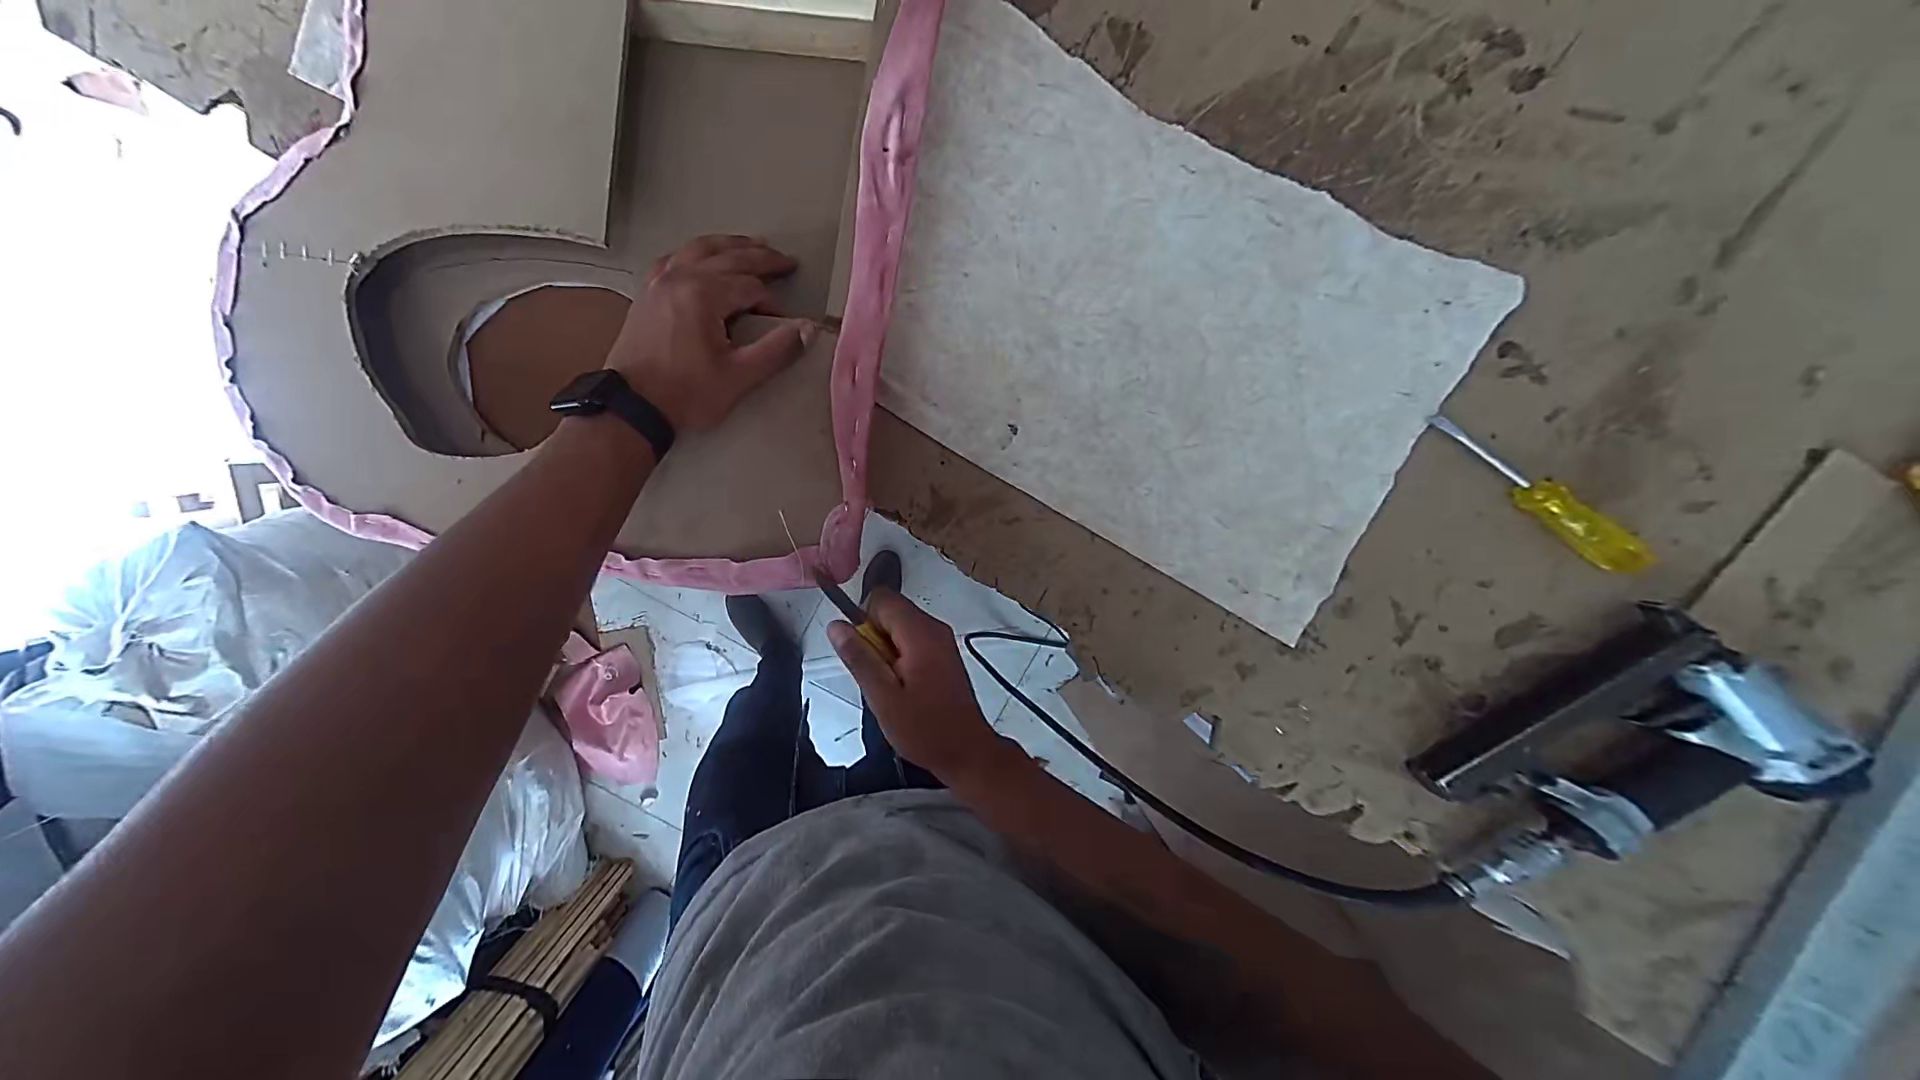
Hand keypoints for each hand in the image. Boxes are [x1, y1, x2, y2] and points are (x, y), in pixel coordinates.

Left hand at [604, 234, 817, 433]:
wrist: (632, 406)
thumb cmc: (687, 393)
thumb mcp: (739, 376)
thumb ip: (777, 350)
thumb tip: (808, 328)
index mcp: (703, 294)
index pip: (751, 287)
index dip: (773, 302)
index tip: (785, 323)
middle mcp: (680, 278)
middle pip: (728, 258)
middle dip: (761, 258)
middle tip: (786, 262)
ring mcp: (659, 283)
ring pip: (699, 250)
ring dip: (729, 245)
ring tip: (752, 245)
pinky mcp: (647, 295)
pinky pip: (673, 260)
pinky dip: (694, 254)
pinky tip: (701, 258)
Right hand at [828, 590, 1018, 783]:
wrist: (966, 751)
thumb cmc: (928, 731)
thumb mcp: (883, 697)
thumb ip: (859, 658)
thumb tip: (837, 628)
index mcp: (921, 634)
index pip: (881, 598)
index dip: (863, 621)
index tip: (863, 653)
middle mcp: (934, 629)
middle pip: (890, 610)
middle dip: (873, 638)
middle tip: (878, 675)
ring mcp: (941, 640)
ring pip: (898, 627)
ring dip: (885, 651)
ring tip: (891, 686)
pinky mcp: (942, 653)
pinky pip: (910, 641)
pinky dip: (899, 658)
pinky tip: (903, 688)